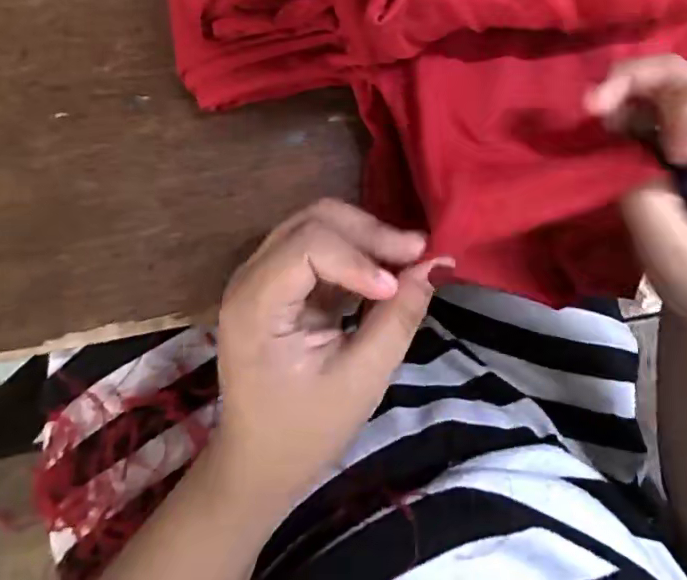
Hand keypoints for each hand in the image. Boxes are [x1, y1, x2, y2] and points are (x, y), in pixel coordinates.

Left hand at [213, 199, 449, 504]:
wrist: (258, 465)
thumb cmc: (305, 432)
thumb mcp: (361, 382)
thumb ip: (398, 319)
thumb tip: (435, 263)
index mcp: (255, 304)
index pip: (310, 245)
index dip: (358, 258)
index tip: (395, 289)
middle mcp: (250, 276)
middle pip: (315, 221)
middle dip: (369, 233)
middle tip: (416, 255)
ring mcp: (262, 275)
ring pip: (320, 223)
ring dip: (366, 236)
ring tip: (407, 260)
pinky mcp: (281, 280)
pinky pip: (322, 244)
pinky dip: (358, 251)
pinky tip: (387, 271)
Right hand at [587, 55, 686, 338]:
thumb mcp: (679, 258)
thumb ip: (649, 203)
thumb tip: (624, 151)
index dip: (684, 111)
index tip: (673, 155)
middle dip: (641, 81)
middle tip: (595, 104)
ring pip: (665, 84)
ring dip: (626, 88)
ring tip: (595, 109)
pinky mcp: (677, 143)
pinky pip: (648, 106)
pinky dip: (621, 105)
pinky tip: (604, 123)